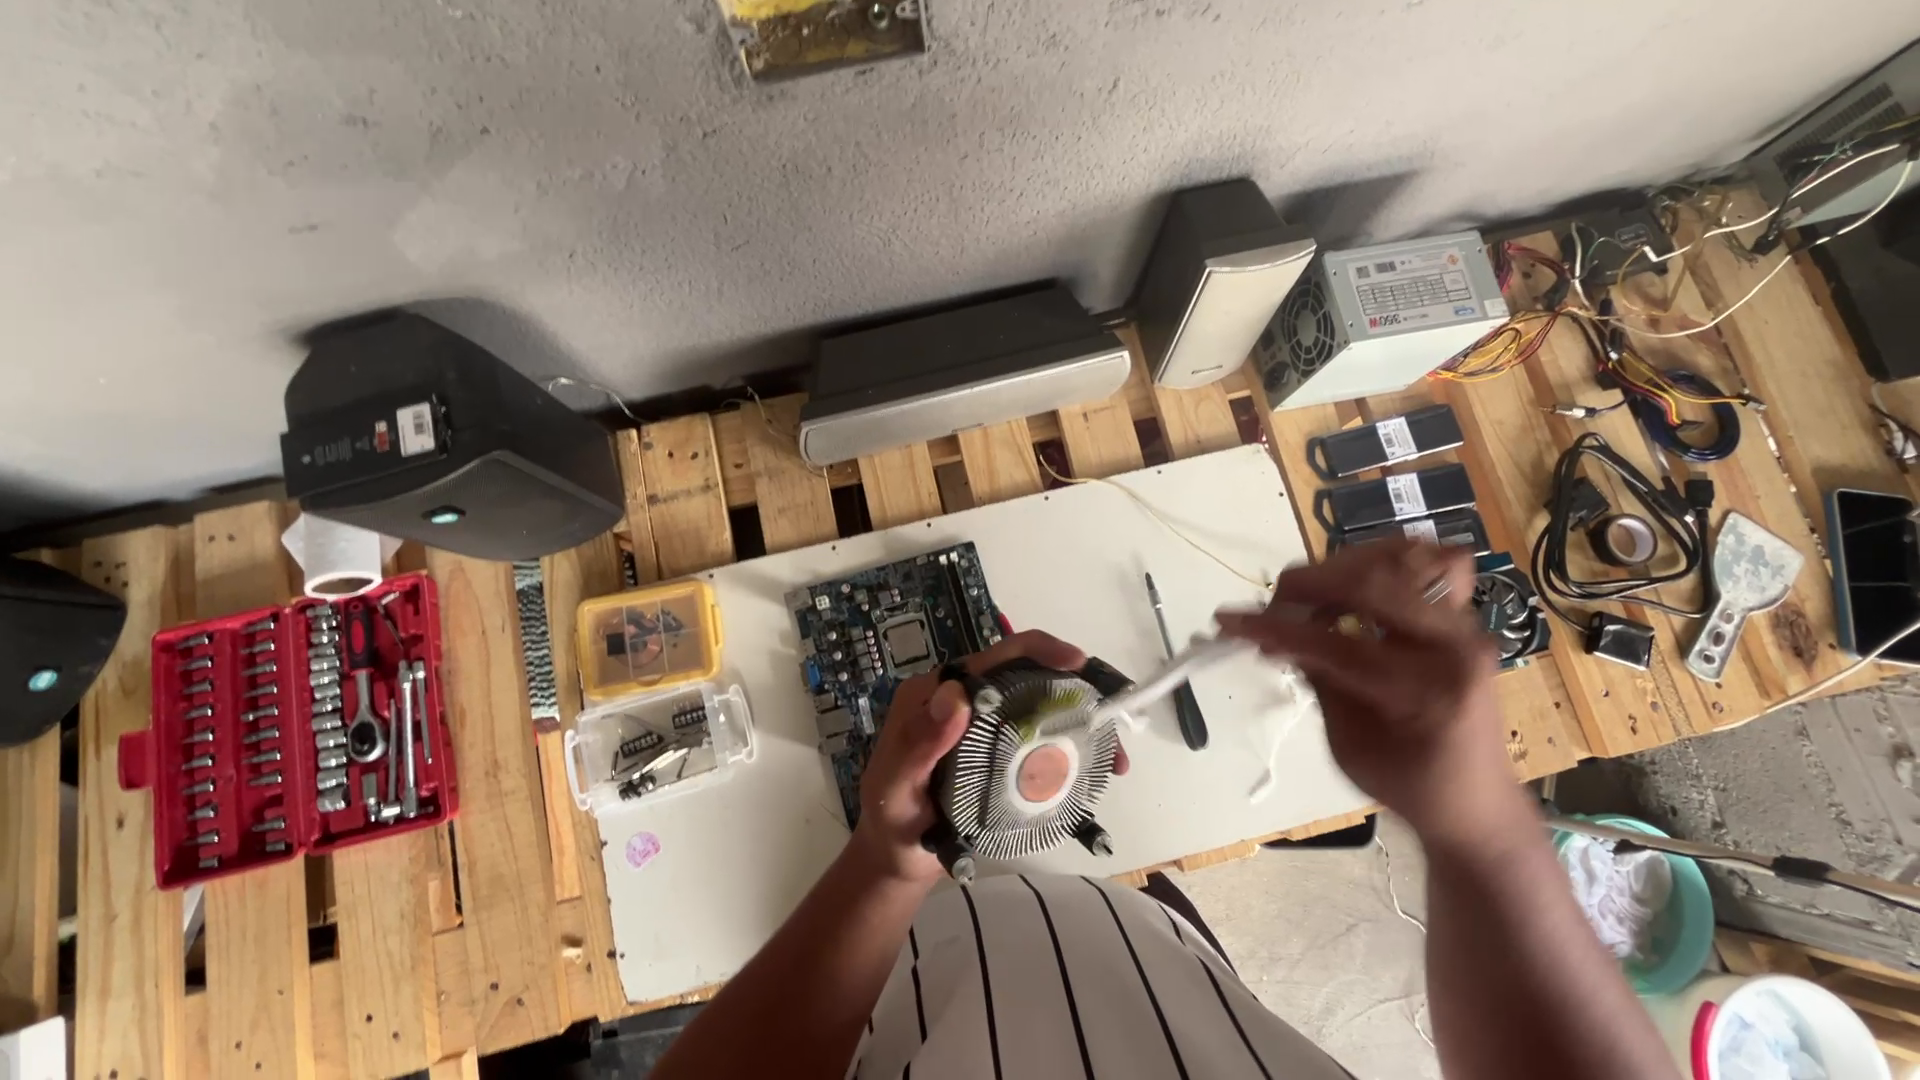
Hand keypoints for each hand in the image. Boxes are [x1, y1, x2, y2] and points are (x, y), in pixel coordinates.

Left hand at [852, 630, 1127, 883]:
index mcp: (935, 694)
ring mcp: (984, 729)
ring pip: (1040, 710)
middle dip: (1074, 693)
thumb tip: (955, 694)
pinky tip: (1092, 776)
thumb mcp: (896, 785)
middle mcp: (963, 703)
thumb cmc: (890, 821)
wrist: (896, 859)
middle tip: (1110, 723)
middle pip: (1026, 678)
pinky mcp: (999, 755)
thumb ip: (918, 743)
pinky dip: (1070, 754)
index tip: (1078, 665)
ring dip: (1080, 726)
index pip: (992, 658)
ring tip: (1112, 760)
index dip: (1038, 651)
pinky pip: (1040, 743)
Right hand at [1215, 538, 1525, 853]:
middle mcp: (1453, 646)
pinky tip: (1350, 585)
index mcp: (1425, 692)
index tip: (1228, 622)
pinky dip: (1381, 562)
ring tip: (1311, 596)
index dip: (1275, 629)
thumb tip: (1275, 636)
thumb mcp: (1347, 744)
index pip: (1336, 643)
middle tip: (1272, 607)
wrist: (1474, 799)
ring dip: (1342, 567)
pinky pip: (1425, 563)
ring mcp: (1464, 624)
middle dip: (1307, 585)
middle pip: (1371, 583)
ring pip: (1401, 558)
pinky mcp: (1461, 615)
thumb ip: (1318, 680)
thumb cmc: (1406, 783)